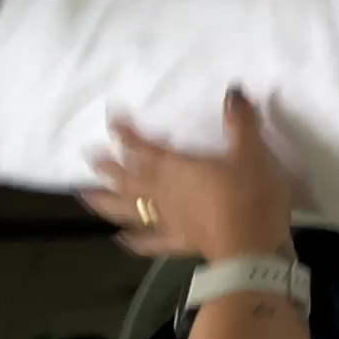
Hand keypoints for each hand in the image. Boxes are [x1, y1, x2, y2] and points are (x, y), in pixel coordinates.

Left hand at [80, 86, 295, 262]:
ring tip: (85, 194)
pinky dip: (132, 239)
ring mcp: (167, 220)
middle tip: (91, 155)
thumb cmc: (251, 195)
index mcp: (178, 170)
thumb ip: (241, 125)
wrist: (249, 246)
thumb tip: (232, 92)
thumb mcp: (253, 154)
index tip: (113, 120)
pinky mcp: (178, 241)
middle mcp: (163, 194)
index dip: (128, 134)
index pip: (146, 149)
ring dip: (105, 201)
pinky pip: (148, 241)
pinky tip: (121, 237)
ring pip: (128, 208)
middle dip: (110, 165)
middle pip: (130, 178)